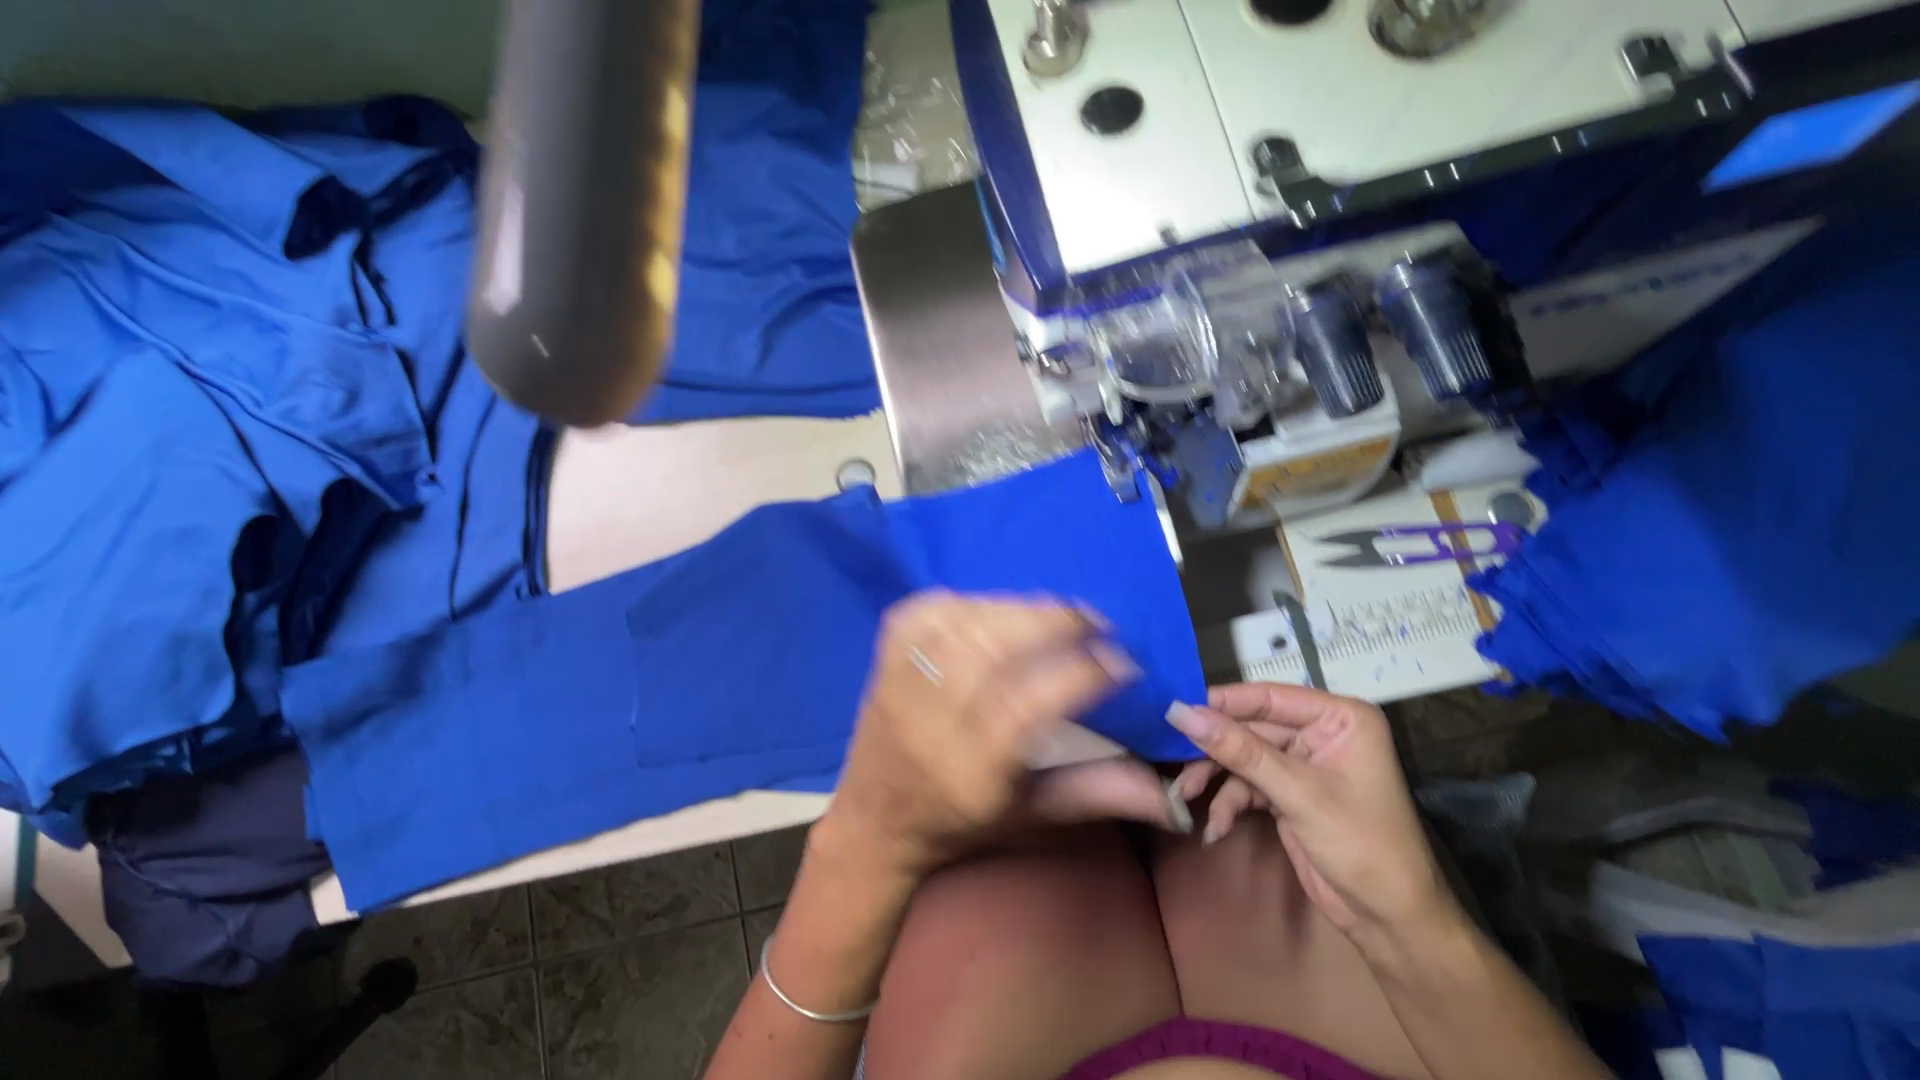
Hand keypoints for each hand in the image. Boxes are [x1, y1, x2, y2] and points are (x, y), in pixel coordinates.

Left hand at [818, 591, 1188, 879]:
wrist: (874, 820)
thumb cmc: (959, 823)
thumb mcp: (1029, 815)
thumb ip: (1095, 793)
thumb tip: (1167, 793)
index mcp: (971, 769)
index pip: (1029, 705)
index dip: (1080, 675)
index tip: (1121, 663)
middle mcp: (931, 721)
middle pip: (992, 648)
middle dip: (1052, 622)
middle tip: (1095, 621)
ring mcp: (901, 684)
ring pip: (963, 624)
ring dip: (1017, 608)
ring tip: (1055, 614)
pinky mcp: (884, 659)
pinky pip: (927, 611)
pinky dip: (968, 601)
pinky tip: (997, 610)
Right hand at [1166, 684, 1456, 940]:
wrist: (1390, 918)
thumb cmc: (1361, 843)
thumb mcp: (1297, 793)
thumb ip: (1239, 751)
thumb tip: (1181, 713)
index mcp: (1340, 718)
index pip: (1269, 697)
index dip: (1222, 703)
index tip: (1174, 709)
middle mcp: (1321, 733)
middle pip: (1251, 728)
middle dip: (1214, 750)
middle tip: (1171, 758)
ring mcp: (1304, 765)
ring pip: (1244, 758)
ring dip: (1216, 779)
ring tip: (1185, 797)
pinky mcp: (1289, 794)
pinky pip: (1248, 786)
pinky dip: (1231, 804)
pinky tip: (1217, 828)